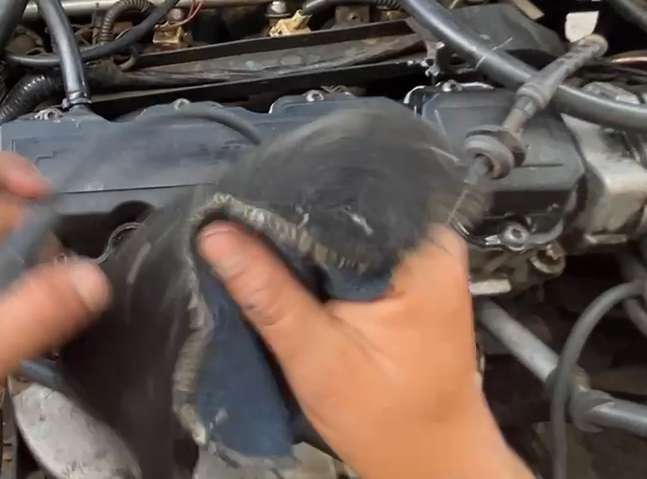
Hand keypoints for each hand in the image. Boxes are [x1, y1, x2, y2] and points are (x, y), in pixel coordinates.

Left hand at [0, 151, 110, 478]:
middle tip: (55, 270)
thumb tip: (93, 278)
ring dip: (40, 273)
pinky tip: (51, 326)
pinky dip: (39, 301)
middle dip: (33, 235)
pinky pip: (19, 291)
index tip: (46, 196)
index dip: (5, 172)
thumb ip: (39, 308)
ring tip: (53, 305)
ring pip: (13, 254)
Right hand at [197, 224, 531, 478]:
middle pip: (338, 200)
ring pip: (336, 216)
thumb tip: (212, 232)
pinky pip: (343, 237)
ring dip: (294, 227)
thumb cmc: (390, 421)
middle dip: (284, 209)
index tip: (232, 203)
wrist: (434, 465)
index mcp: (421, 252)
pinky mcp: (398, 266)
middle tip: (230, 216)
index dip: (281, 195)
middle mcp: (424, 239)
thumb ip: (267, 292)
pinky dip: (309, 245)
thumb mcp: (318, 359)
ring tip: (246, 229)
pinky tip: (278, 252)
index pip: (338, 194)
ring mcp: (414, 251)